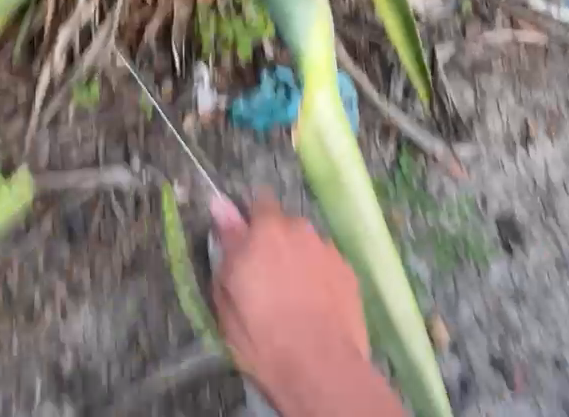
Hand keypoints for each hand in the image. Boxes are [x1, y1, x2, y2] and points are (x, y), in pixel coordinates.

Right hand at [211, 192, 402, 416]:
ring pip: (306, 244)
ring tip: (293, 296)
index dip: (251, 220)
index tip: (245, 244)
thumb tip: (220, 204)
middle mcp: (299, 229)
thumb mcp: (228, 296)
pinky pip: (326, 263)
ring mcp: (327, 248)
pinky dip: (319, 276)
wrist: (322, 369)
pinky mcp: (348, 269)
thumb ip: (227, 246)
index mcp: (265, 230)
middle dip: (274, 242)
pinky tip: (316, 305)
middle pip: (283, 224)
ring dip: (298, 258)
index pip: (258, 201)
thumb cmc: (263, 337)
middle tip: (266, 277)